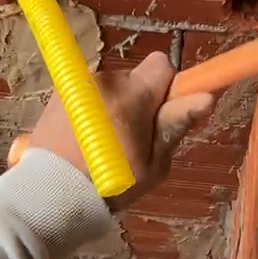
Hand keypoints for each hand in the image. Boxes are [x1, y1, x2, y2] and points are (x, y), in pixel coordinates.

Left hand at [28, 52, 214, 209]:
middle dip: (136, 102)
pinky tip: (80, 139)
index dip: (166, 89)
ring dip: (110, 107)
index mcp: (134, 94)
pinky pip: (86, 93)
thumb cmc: (109, 184)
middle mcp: (106, 78)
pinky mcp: (59, 91)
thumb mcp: (152, 165)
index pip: (163, 65)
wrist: (51, 193)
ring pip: (109, 88)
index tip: (159, 116)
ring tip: (100, 145)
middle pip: (134, 79)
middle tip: (127, 142)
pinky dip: (88, 110)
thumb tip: (206, 96)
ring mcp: (79, 82)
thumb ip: (175, 125)